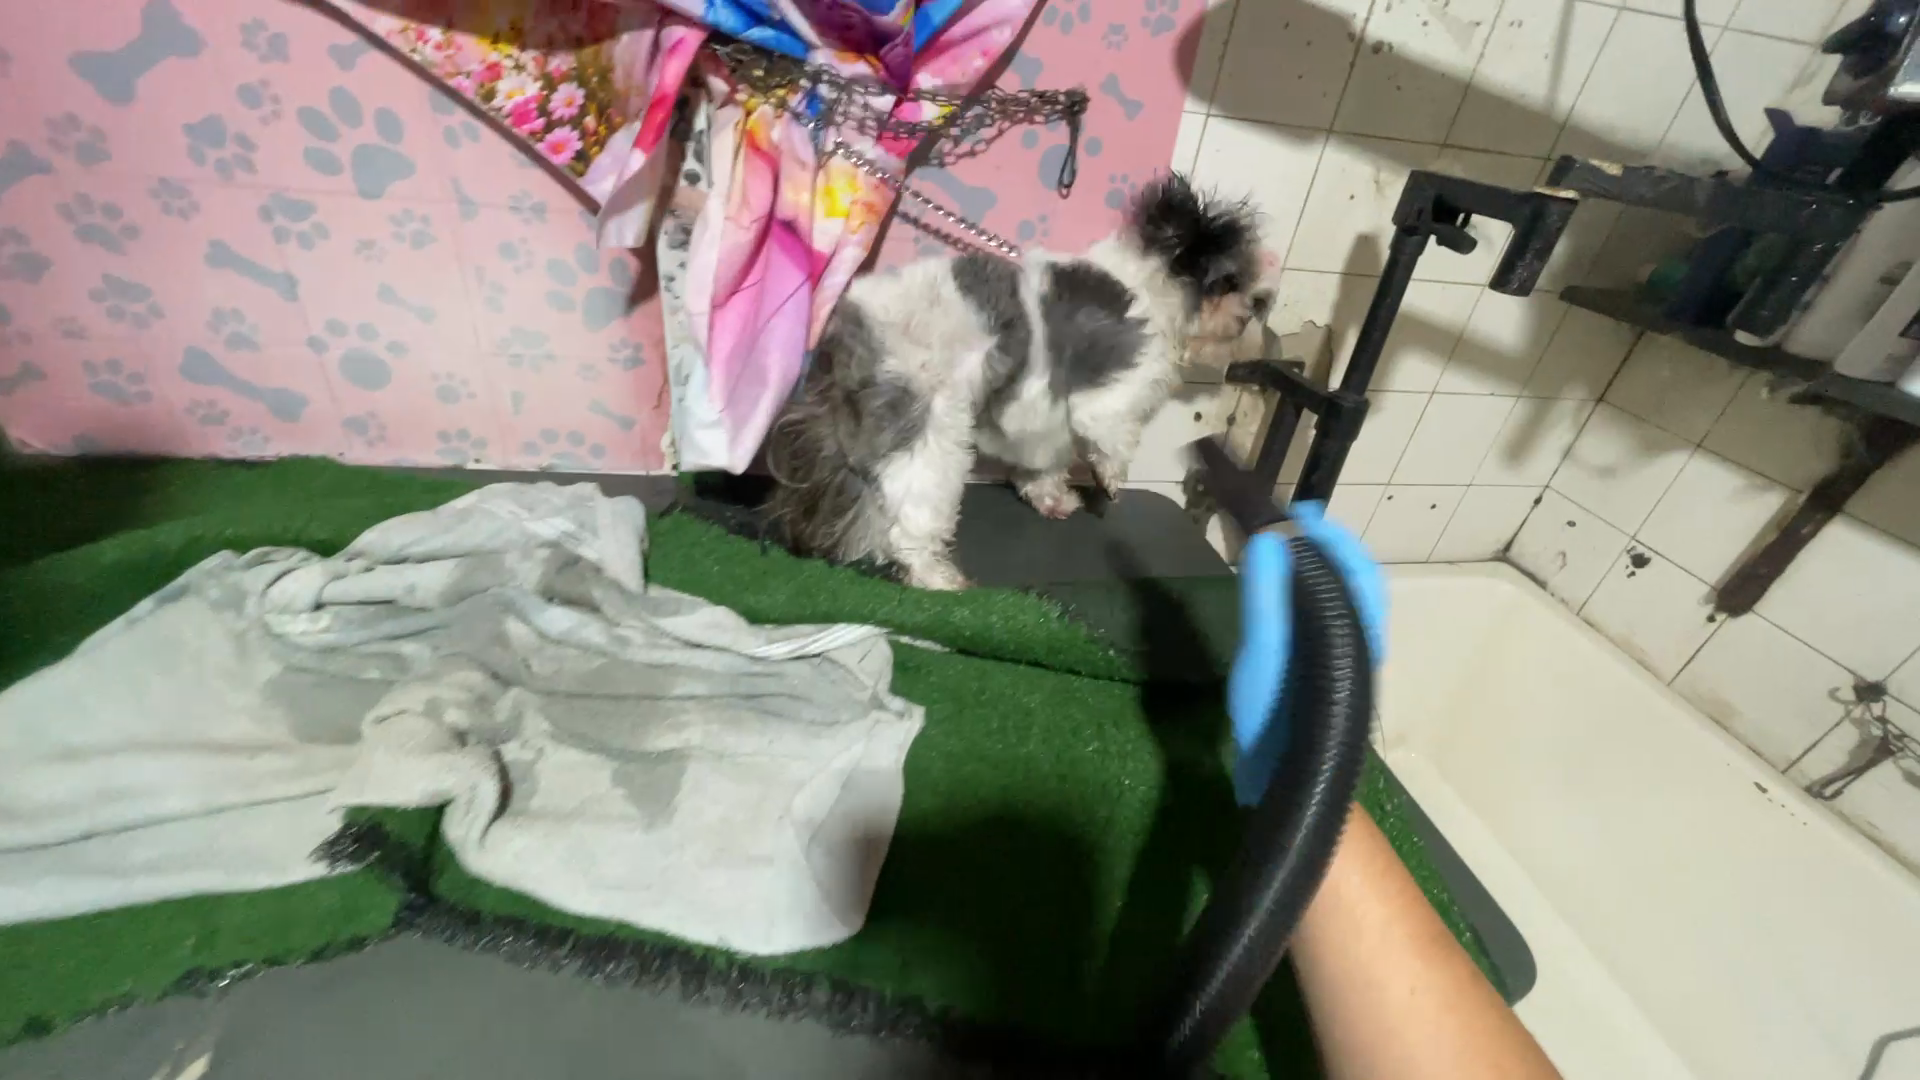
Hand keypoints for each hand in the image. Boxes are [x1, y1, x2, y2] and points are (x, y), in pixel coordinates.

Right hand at [1227, 501, 1386, 805]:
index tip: (1294, 511)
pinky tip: (1280, 592)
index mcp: (1350, 630)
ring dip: (1311, 566)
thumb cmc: (1278, 721)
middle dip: (1320, 546)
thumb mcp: (1268, 658)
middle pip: (1348, 580)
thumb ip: (1270, 601)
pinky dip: (1302, 591)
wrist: (1289, 780)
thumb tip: (1273, 540)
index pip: (1350, 570)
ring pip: (1335, 598)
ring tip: (1279, 546)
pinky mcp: (1321, 668)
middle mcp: (1352, 637)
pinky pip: (1318, 616)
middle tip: (1283, 521)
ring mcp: (1338, 654)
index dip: (1327, 537)